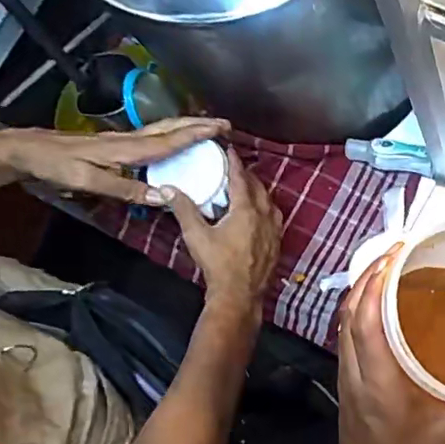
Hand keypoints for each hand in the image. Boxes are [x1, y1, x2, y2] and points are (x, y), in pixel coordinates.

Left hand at [0, 117, 232, 204]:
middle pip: (170, 128)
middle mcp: (128, 141)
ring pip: (163, 129)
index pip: (169, 141)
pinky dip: (173, 134)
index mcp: (126, 149)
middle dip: (199, 124)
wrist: (24, 150)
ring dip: (189, 127)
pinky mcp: (117, 145)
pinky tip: (177, 140)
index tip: (219, 129)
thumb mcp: (88, 182)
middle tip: (224, 124)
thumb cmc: (54, 166)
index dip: (196, 135)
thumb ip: (127, 190)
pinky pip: (154, 137)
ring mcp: (122, 141)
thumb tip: (166, 197)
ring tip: (210, 128)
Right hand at [164, 148, 283, 313]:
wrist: (240, 293)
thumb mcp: (196, 234)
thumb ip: (183, 208)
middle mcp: (265, 217)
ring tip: (247, 187)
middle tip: (236, 167)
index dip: (235, 163)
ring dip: (260, 192)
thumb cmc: (218, 264)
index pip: (242, 179)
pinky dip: (266, 208)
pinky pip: (275, 218)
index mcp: (247, 211)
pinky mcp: (277, 243)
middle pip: (260, 189)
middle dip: (248, 176)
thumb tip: (167, 188)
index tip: (229, 150)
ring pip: (270, 203)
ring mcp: (275, 231)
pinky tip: (258, 213)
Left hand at [334, 249, 444, 443]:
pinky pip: (347, 326)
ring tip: (392, 263)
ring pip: (345, 315)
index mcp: (378, 381)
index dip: (376, 284)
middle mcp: (356, 369)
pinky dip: (361, 302)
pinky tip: (383, 296)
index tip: (398, 255)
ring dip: (364, 284)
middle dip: (371, 272)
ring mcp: (346, 369)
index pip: (366, 323)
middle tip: (401, 249)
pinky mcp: (346, 370)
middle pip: (351, 309)